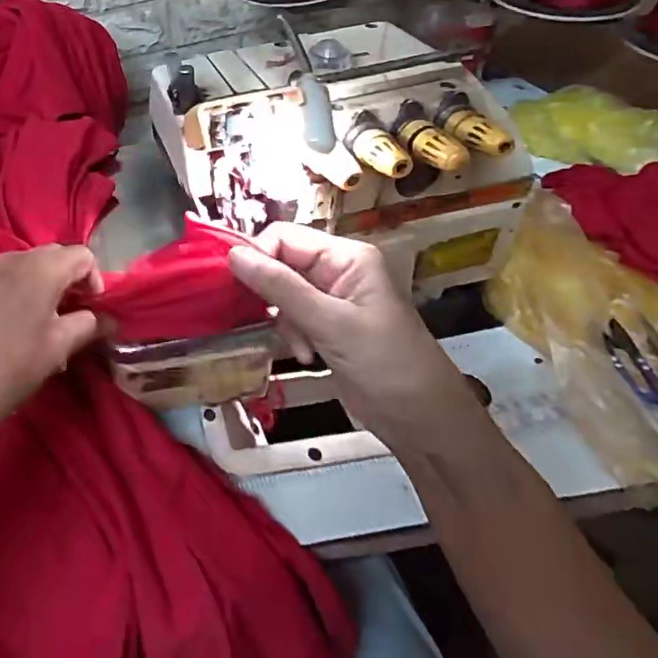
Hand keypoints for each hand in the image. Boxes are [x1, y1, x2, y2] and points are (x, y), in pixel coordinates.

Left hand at [0, 246, 106, 464]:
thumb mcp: (59, 347)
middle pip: (56, 256)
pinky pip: (8, 279)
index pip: (83, 256)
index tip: (93, 312)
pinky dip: (23, 293)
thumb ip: (88, 325)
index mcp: (43, 266)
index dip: (96, 280)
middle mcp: (15, 258)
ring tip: (46, 326)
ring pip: (31, 267)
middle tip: (74, 317)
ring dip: (47, 287)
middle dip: (72, 281)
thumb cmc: (12, 366)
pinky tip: (18, 329)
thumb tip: (107, 320)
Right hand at [229, 224, 486, 454]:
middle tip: (266, 320)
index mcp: (346, 257)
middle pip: (282, 264)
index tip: (240, 289)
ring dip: (284, 320)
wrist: (423, 421)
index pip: (285, 237)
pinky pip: (294, 317)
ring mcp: (334, 300)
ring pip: (284, 293)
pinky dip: (293, 335)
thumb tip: (233, 255)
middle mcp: (338, 270)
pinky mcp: (329, 327)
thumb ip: (281, 288)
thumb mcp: (331, 324)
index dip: (259, 257)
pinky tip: (307, 356)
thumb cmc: (386, 365)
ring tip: (300, 347)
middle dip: (272, 294)